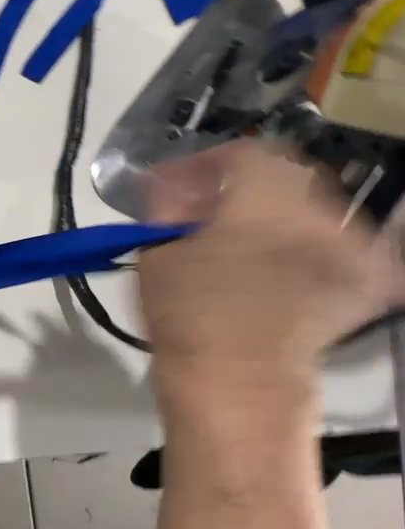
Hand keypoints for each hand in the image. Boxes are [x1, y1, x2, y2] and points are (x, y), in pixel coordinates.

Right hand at [137, 140, 404, 384]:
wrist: (238, 374)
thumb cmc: (183, 315)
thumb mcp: (156, 257)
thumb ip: (167, 209)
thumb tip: (168, 179)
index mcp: (260, 206)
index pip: (247, 153)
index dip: (211, 160)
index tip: (181, 180)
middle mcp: (318, 213)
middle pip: (291, 174)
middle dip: (249, 185)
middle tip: (212, 209)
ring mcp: (354, 243)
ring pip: (319, 206)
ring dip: (281, 212)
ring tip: (248, 240)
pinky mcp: (372, 270)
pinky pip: (345, 239)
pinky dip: (313, 241)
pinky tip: (285, 261)